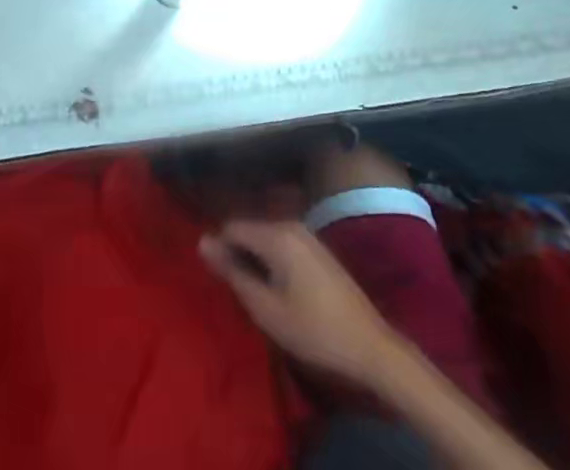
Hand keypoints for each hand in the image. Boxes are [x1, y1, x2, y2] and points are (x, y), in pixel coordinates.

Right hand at [199, 220, 408, 386]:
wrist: (367, 344)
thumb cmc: (312, 329)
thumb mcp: (264, 306)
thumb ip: (232, 271)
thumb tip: (202, 242)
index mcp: (277, 235)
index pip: (232, 228)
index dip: (219, 250)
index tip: (217, 280)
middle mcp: (292, 226)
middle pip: (249, 230)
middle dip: (236, 254)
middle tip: (235, 291)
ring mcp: (307, 235)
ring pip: (265, 238)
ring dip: (254, 260)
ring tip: (251, 292)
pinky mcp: (316, 249)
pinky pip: (281, 245)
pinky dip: (271, 261)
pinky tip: (273, 288)